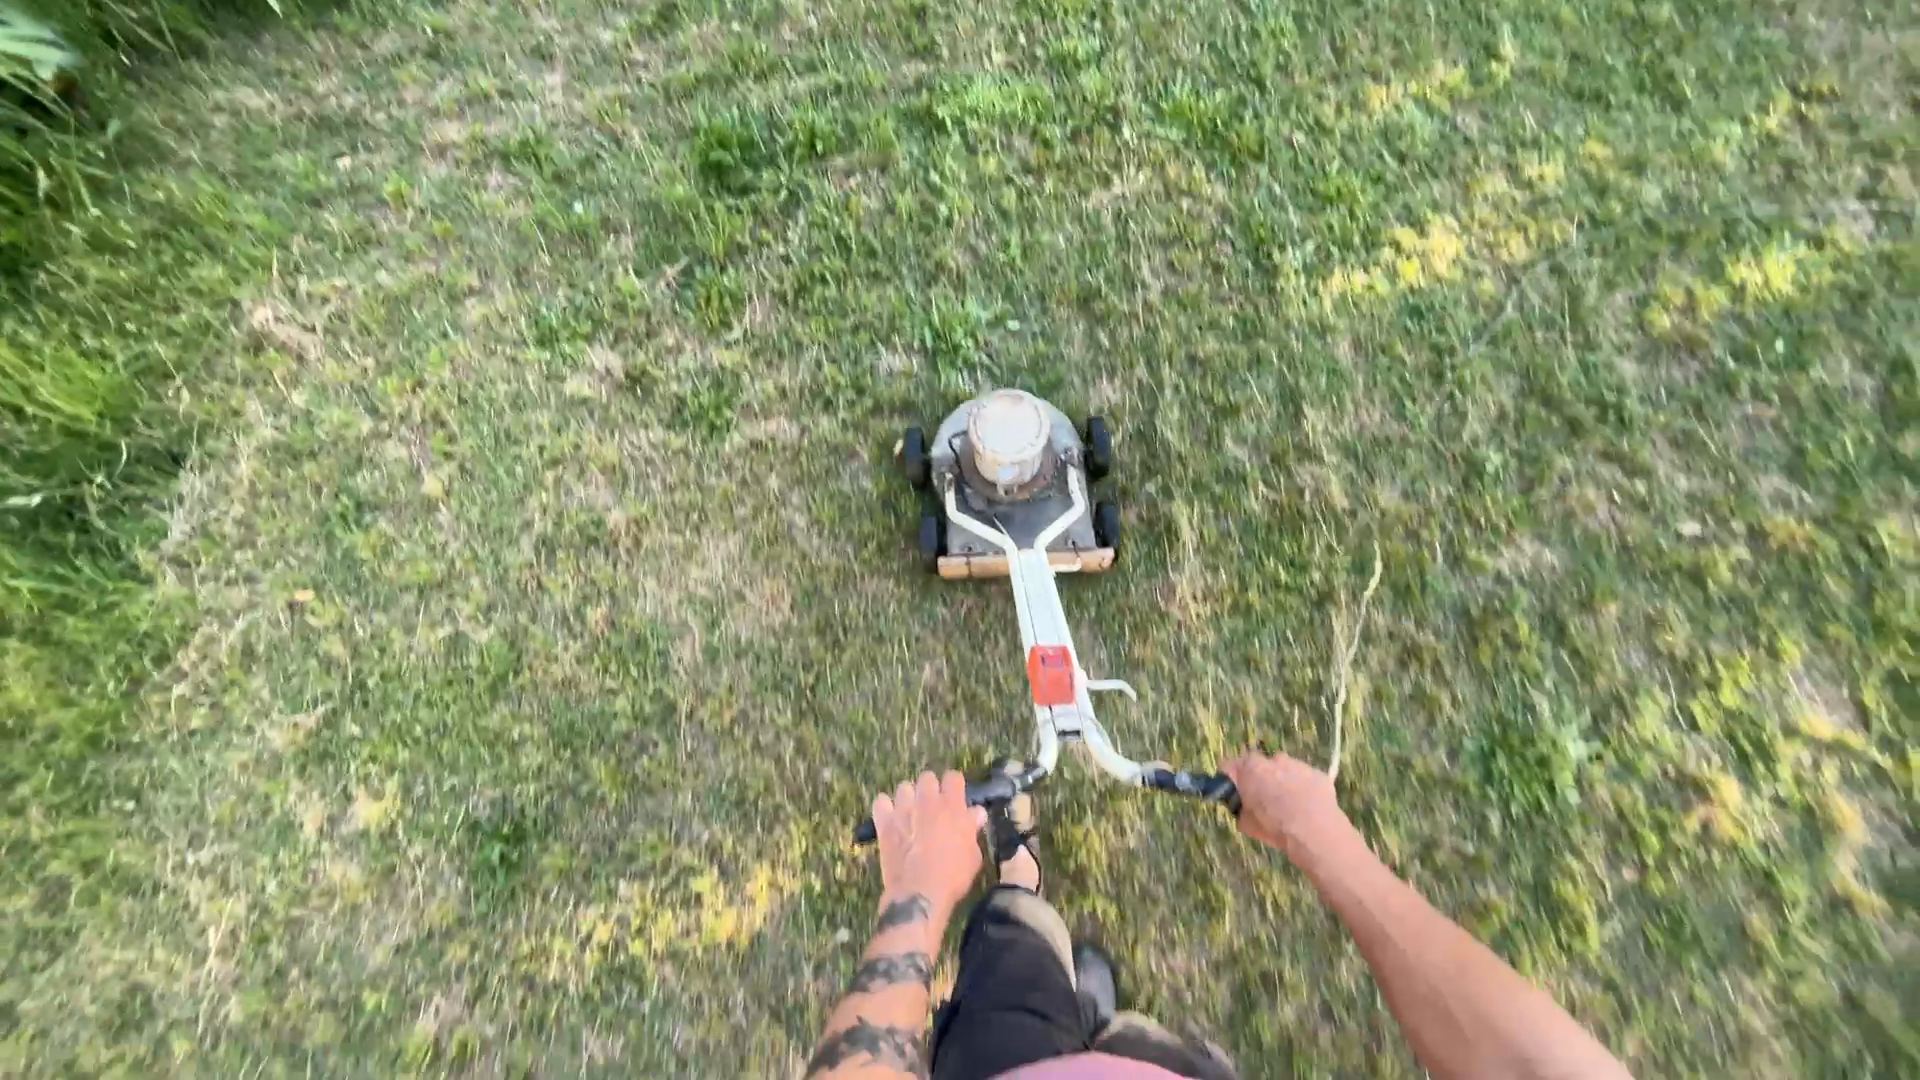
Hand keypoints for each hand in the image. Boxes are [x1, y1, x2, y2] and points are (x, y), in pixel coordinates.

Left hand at [870, 771, 987, 917]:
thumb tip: (976, 813)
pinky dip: (885, 808)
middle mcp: (927, 800)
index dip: (953, 785)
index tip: (954, 796)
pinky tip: (890, 819)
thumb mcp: (973, 855)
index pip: (953, 777)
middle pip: (927, 777)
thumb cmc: (953, 876)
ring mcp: (904, 809)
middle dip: (930, 788)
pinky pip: (881, 802)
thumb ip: (972, 829)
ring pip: (904, 787)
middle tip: (932, 807)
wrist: (920, 894)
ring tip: (910, 814)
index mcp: (952, 805)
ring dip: (908, 798)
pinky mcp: (885, 822)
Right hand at [1221, 751, 1348, 861]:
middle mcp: (1271, 760)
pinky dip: (1303, 786)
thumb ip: (1241, 809)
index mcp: (1249, 769)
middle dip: (1258, 777)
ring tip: (1289, 802)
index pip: (1228, 766)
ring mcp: (1296, 764)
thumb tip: (1243, 808)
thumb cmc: (1275, 827)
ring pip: (1283, 768)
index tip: (1235, 792)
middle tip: (1263, 798)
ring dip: (1282, 780)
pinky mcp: (1317, 773)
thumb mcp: (1246, 824)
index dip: (1230, 780)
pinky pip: (1305, 777)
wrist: (1315, 833)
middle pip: (1258, 764)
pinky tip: (1308, 805)